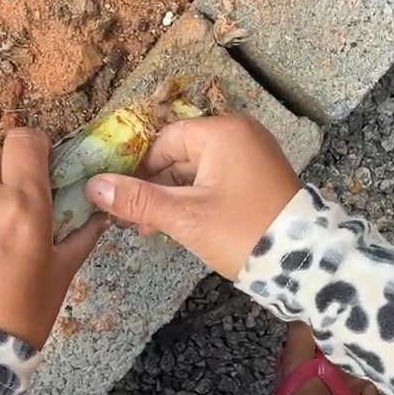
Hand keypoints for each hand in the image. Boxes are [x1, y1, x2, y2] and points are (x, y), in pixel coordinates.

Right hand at [83, 114, 301, 277]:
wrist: (300, 262)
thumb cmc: (240, 232)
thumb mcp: (184, 217)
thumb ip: (138, 200)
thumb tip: (93, 186)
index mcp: (222, 132)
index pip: (164, 141)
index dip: (140, 171)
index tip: (125, 203)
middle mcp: (239, 134)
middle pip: (180, 154)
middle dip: (156, 188)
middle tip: (138, 223)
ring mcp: (252, 155)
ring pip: (197, 170)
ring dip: (174, 196)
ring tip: (155, 229)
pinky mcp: (258, 177)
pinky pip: (216, 179)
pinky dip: (197, 198)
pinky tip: (181, 225)